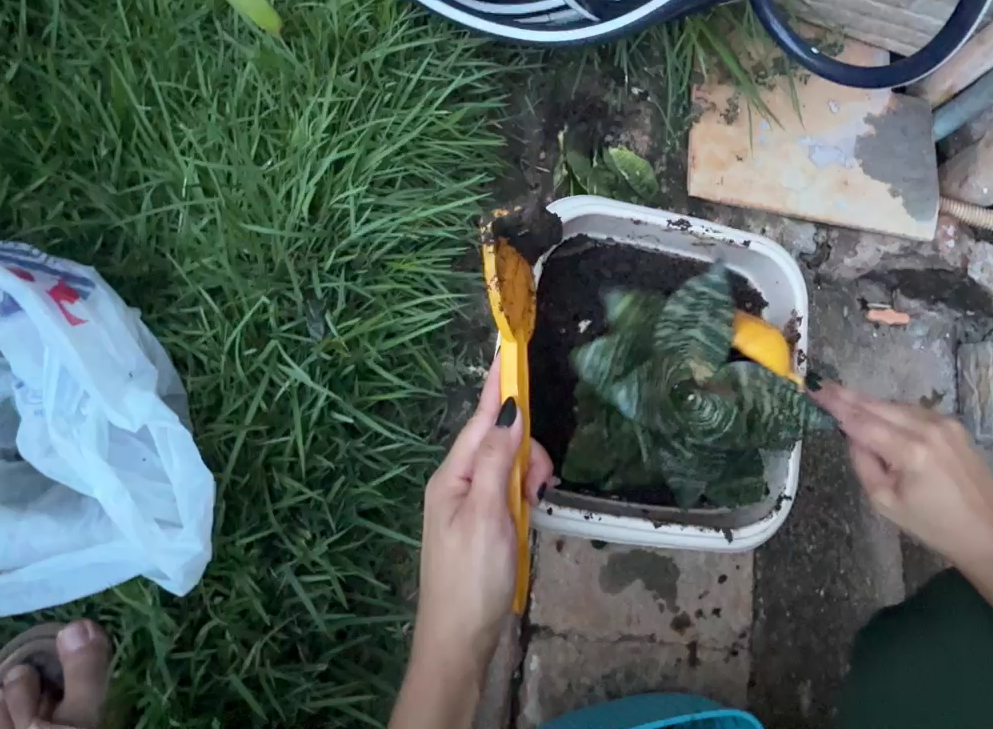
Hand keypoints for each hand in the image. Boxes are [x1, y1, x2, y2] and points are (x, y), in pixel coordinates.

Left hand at [412, 354, 553, 673]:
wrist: (460, 643)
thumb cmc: (472, 577)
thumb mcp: (487, 514)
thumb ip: (497, 459)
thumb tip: (510, 411)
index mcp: (453, 475)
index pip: (481, 418)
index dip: (497, 384)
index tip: (507, 348)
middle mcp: (459, 482)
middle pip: (498, 439)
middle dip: (524, 449)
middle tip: (539, 482)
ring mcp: (471, 503)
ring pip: (508, 464)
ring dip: (527, 474)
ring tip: (535, 503)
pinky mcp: (484, 522)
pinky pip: (508, 488)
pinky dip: (524, 491)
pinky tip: (532, 508)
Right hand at [809, 381, 992, 569]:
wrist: (989, 533)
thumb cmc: (934, 526)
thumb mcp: (886, 503)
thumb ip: (864, 463)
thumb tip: (851, 434)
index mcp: (910, 451)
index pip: (862, 421)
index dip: (835, 403)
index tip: (814, 388)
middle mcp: (928, 428)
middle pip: (877, 405)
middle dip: (848, 395)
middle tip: (821, 385)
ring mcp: (944, 422)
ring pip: (895, 405)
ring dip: (870, 403)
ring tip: (845, 400)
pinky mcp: (954, 424)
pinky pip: (913, 411)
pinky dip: (893, 411)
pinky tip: (879, 415)